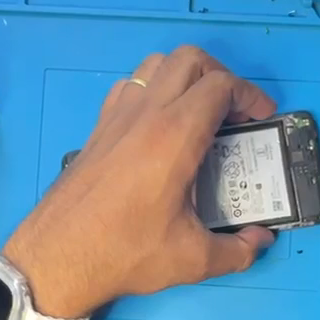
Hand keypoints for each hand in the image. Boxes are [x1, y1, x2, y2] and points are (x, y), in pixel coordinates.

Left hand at [3, 46, 277, 316]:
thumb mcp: (192, 259)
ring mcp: (116, 117)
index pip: (220, 85)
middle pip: (189, 60)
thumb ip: (238, 251)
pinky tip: (159, 125)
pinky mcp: (97, 129)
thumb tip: (261, 241)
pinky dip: (153, 90)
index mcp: (175, 136)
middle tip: (234, 111)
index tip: (262, 117)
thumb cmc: (125, 253)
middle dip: (221, 75)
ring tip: (199, 111)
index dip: (250, 94)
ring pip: (155, 65)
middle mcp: (145, 114)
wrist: (57, 258)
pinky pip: (129, 87)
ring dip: (185, 77)